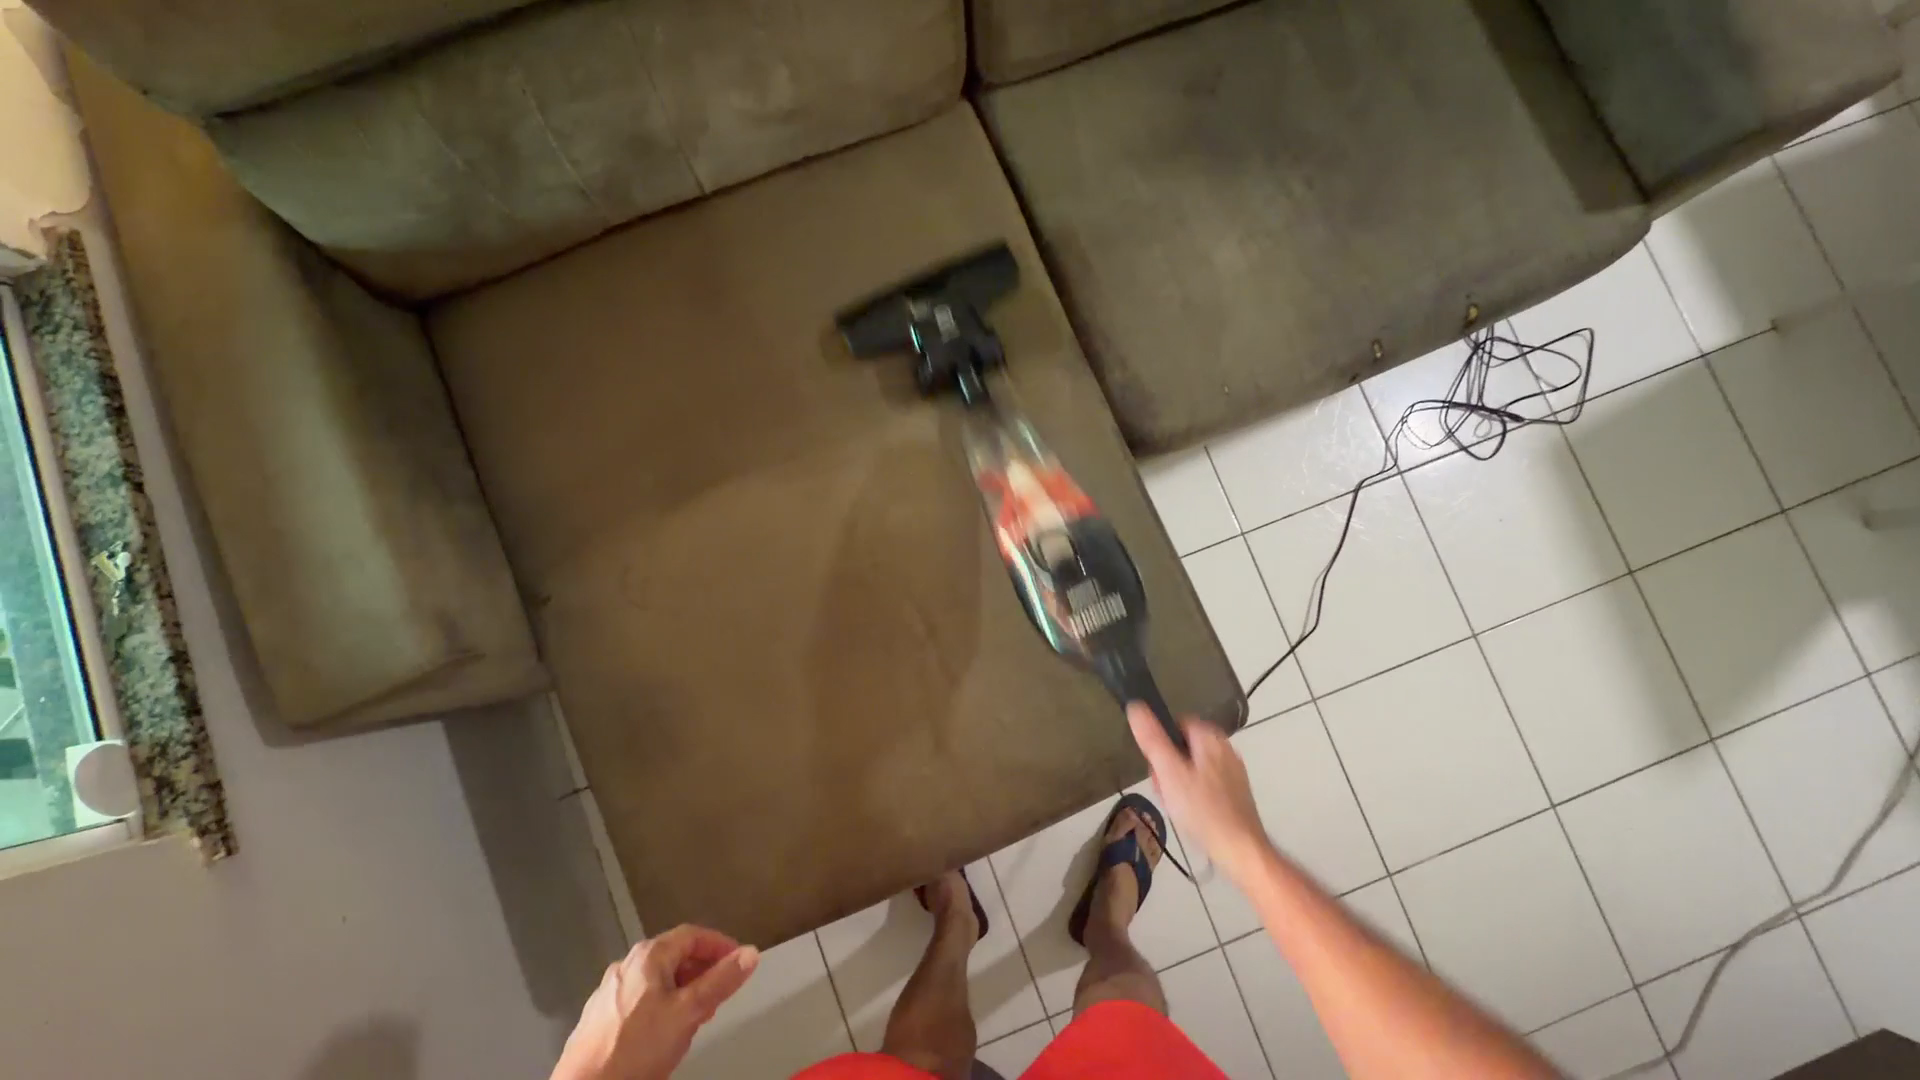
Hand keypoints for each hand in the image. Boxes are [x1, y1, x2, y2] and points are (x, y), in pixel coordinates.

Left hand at [550, 925, 759, 1079]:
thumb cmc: (640, 1047)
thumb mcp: (689, 1013)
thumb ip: (721, 981)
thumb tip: (751, 952)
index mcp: (648, 956)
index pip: (692, 935)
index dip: (719, 944)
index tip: (740, 962)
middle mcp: (626, 965)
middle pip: (673, 955)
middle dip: (703, 970)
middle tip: (722, 993)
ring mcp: (609, 992)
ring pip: (657, 980)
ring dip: (684, 989)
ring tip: (699, 1015)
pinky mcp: (598, 1018)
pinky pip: (640, 1000)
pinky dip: (662, 1005)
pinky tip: (665, 1033)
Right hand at [1128, 703, 1270, 885]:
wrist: (1240, 849)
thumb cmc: (1201, 809)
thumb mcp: (1169, 772)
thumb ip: (1152, 739)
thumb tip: (1135, 705)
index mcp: (1211, 738)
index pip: (1177, 723)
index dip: (1162, 742)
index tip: (1156, 765)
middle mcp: (1225, 749)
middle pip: (1184, 747)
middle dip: (1169, 766)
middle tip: (1165, 789)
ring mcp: (1232, 772)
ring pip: (1193, 768)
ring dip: (1179, 783)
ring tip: (1176, 805)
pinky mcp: (1235, 794)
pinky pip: (1205, 785)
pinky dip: (1194, 795)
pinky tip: (1190, 814)